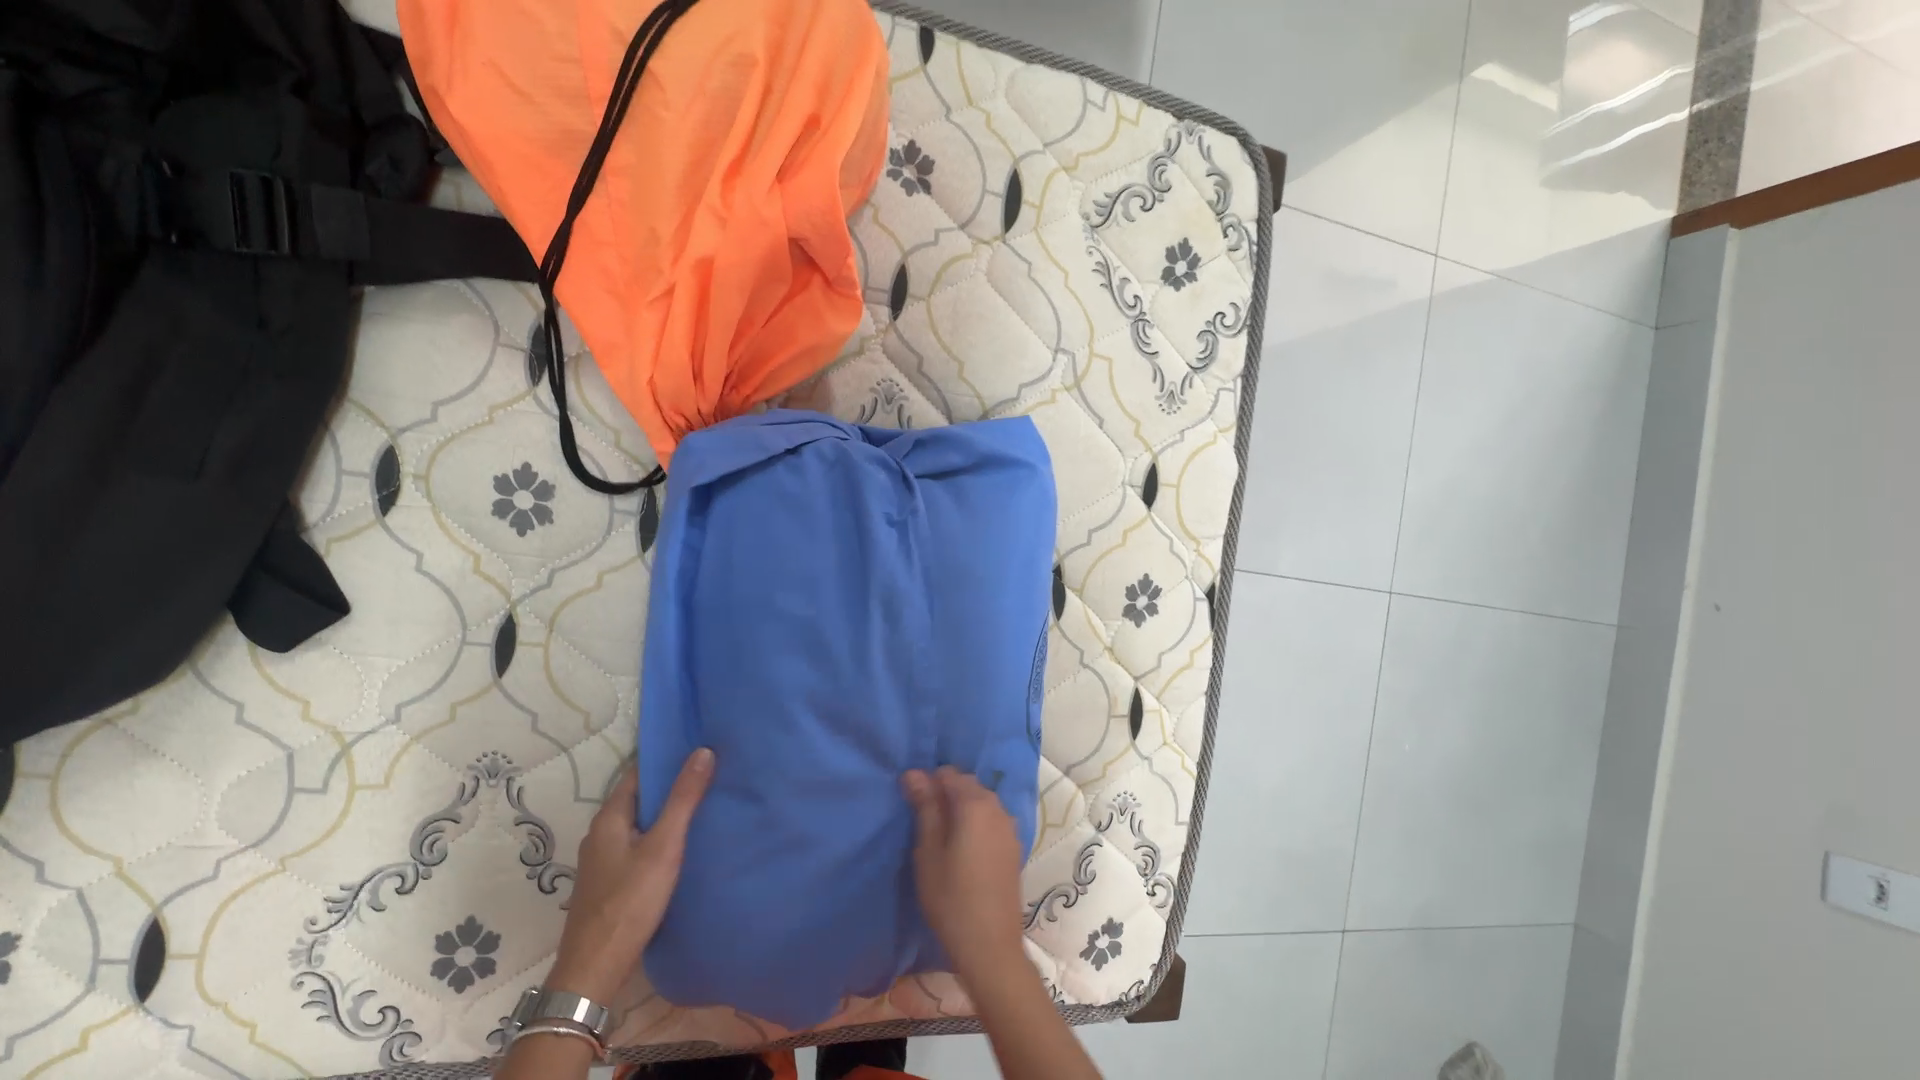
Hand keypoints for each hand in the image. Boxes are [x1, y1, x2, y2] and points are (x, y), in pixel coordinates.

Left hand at [546, 749, 713, 1002]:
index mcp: (609, 819)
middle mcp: (601, 834)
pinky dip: (659, 839)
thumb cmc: (630, 902)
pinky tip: (682, 848)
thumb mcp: (664, 847)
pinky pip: (638, 847)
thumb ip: (683, 800)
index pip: (637, 773)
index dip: (665, 759)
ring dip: (665, 815)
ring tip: (703, 806)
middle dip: (669, 786)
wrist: (596, 968)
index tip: (697, 748)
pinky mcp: (610, 884)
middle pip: (638, 799)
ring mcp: (603, 862)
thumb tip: (703, 751)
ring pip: (638, 825)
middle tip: (709, 774)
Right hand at [902, 766, 1027, 985]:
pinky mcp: (1014, 848)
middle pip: (969, 786)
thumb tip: (914, 773)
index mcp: (976, 805)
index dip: (928, 782)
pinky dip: (976, 823)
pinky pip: (992, 820)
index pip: (949, 774)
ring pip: (983, 803)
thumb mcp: (929, 851)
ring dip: (962, 808)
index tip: (912, 804)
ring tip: (940, 834)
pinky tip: (963, 846)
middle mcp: (998, 809)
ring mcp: (1010, 829)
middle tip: (922, 819)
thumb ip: (925, 809)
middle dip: (946, 793)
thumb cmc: (950, 897)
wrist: (990, 945)